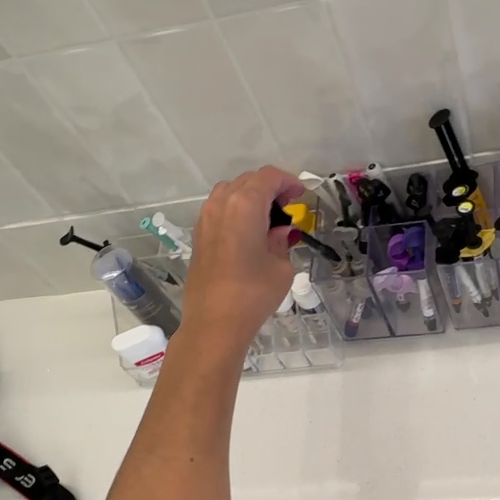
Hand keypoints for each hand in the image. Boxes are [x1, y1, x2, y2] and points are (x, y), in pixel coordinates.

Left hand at [181, 166, 304, 352]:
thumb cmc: (253, 293)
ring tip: (268, 221)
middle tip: (288, 209)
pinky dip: (237, 212)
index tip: (300, 196)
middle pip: (248, 181)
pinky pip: (220, 210)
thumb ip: (281, 241)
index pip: (269, 177)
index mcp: (245, 204)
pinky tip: (249, 234)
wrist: (214, 322)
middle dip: (270, 189)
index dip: (288, 182)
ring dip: (251, 199)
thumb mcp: (281, 268)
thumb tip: (279, 232)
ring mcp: (206, 218)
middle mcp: (222, 203)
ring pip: (231, 193)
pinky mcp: (199, 236)